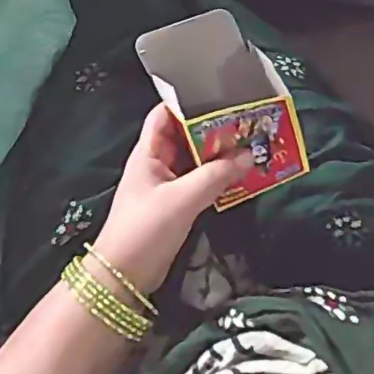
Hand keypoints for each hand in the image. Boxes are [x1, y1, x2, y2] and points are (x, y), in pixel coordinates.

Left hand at [92, 103, 252, 295]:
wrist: (124, 278)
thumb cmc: (146, 229)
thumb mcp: (183, 199)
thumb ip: (216, 176)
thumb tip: (248, 156)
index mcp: (148, 152)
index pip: (164, 114)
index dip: (188, 102)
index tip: (218, 95)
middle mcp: (156, 162)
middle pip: (185, 136)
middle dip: (212, 129)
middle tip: (246, 121)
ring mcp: (165, 184)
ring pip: (194, 159)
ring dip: (217, 154)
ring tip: (250, 144)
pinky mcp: (175, 204)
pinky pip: (198, 181)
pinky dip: (216, 176)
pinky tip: (239, 174)